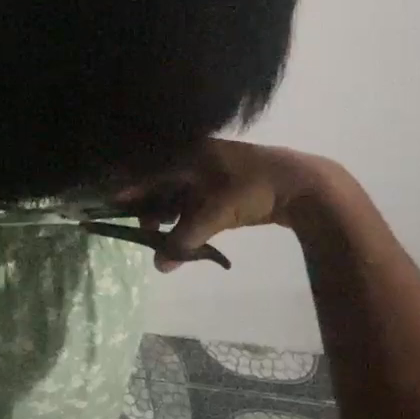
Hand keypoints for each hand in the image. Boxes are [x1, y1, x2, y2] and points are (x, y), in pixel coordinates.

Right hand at [119, 139, 342, 271]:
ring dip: (167, 213)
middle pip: (158, 181)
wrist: (306, 186)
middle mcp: (192, 154)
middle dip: (148, 207)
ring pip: (176, 190)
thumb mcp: (213, 215)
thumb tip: (160, 266)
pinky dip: (185, 213)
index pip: (144, 169)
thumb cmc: (252, 189)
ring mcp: (209, 167)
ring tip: (163, 234)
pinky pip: (193, 196)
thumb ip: (183, 239)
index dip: (126, 190)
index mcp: (185, 152)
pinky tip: (184, 230)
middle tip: (145, 230)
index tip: (112, 209)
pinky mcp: (223, 181)